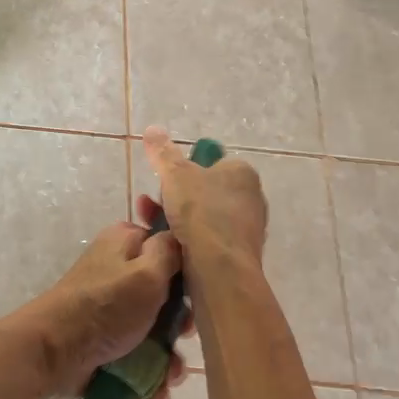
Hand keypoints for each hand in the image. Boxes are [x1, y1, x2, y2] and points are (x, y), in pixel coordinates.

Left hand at [3, 220, 189, 398]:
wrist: (57, 351)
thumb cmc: (105, 306)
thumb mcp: (145, 273)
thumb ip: (167, 252)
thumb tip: (177, 237)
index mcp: (124, 243)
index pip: (164, 245)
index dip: (184, 267)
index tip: (195, 289)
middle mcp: (119, 270)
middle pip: (165, 292)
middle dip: (179, 321)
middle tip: (181, 334)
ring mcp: (114, 307)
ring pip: (157, 329)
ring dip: (168, 356)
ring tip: (169, 373)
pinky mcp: (110, 340)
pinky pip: (142, 354)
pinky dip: (151, 373)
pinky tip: (156, 390)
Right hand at [142, 126, 268, 269]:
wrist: (219, 268)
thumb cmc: (201, 211)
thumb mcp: (175, 173)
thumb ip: (163, 152)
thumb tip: (153, 129)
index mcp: (243, 174)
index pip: (212, 162)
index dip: (187, 168)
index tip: (168, 178)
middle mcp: (250, 199)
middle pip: (204, 190)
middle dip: (175, 195)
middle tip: (154, 200)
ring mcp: (245, 230)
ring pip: (202, 216)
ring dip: (174, 216)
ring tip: (147, 219)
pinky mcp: (236, 255)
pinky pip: (205, 239)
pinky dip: (185, 238)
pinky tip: (163, 241)